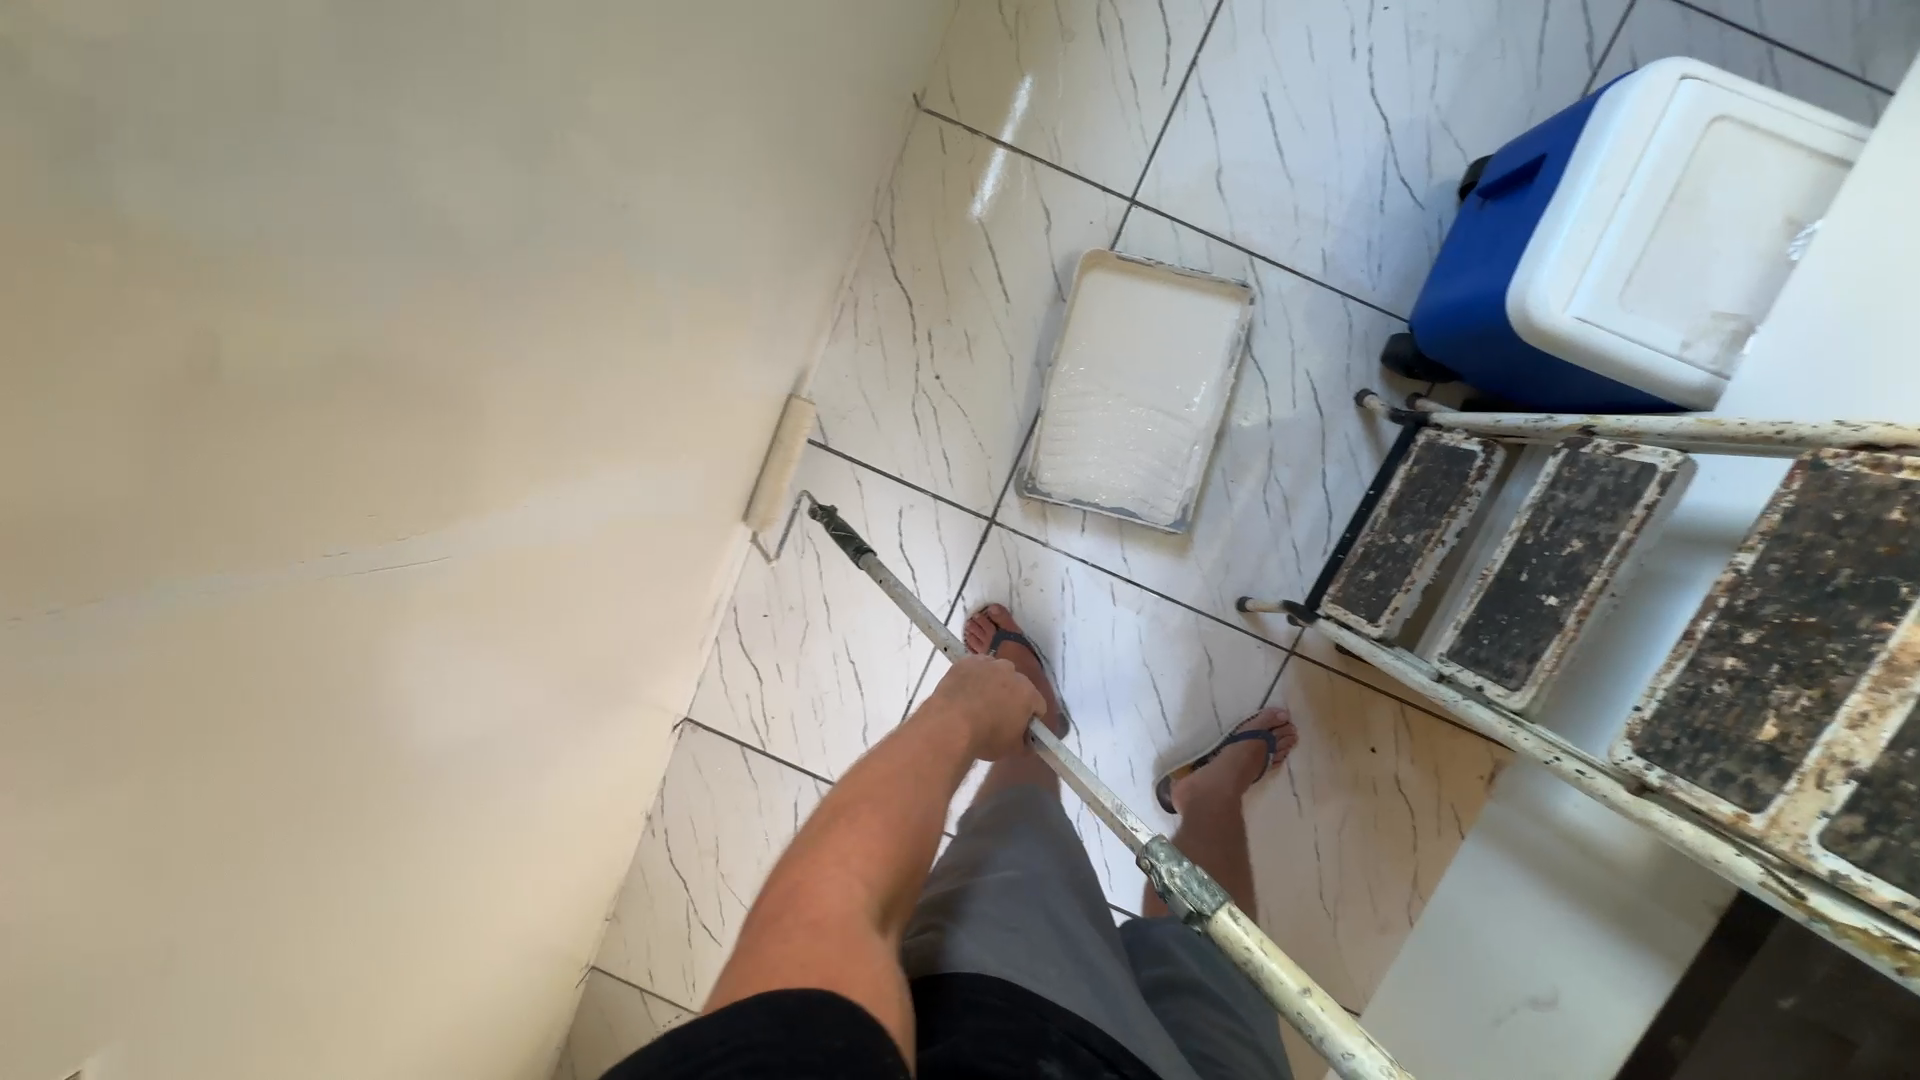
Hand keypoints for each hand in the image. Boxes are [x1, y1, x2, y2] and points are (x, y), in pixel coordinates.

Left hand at [922, 654, 1045, 761]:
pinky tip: (965, 690)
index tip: (1021, 728)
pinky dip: (974, 676)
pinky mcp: (966, 661)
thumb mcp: (1010, 749)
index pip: (1038, 705)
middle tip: (998, 715)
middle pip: (1018, 685)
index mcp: (1028, 693)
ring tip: (978, 701)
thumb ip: (1023, 743)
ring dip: (993, 683)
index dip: (1031, 718)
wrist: (950, 723)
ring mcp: (988, 664)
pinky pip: (976, 667)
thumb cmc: (985, 737)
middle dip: (1012, 698)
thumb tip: (1027, 743)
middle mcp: (1011, 673)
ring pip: (997, 672)